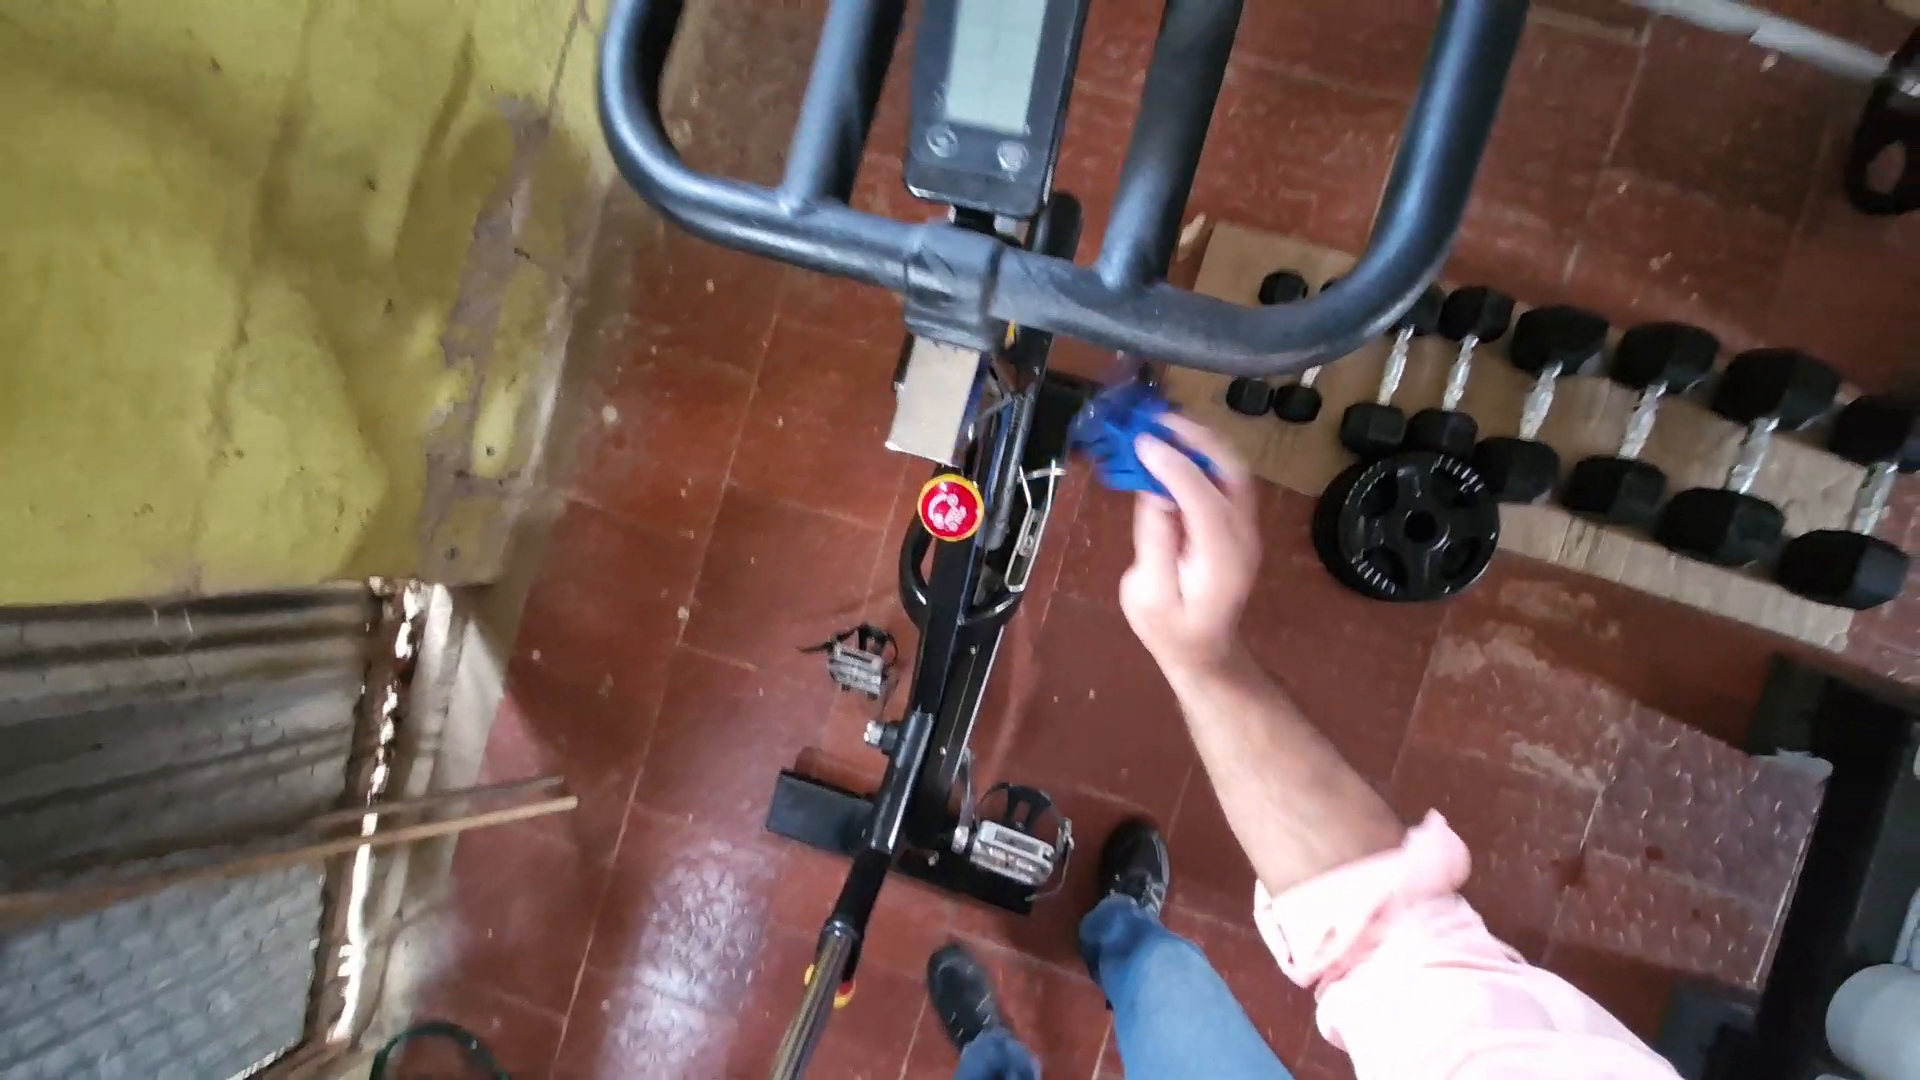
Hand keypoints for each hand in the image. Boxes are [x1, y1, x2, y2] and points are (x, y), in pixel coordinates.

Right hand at [1118, 414, 1261, 679]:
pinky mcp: (1238, 522)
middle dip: (1196, 437)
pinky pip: (1227, 477)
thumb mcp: (1147, 594)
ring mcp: (1247, 527)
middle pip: (1231, 471)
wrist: (1205, 650)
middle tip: (1155, 418)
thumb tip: (1153, 489)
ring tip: (1163, 423)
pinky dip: (1204, 453)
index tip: (1141, 441)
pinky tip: (1176, 444)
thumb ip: (1154, 540)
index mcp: (1221, 558)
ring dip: (1201, 440)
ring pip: (1234, 468)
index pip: (1202, 497)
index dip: (1172, 464)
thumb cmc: (1170, 630)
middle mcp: (1243, 536)